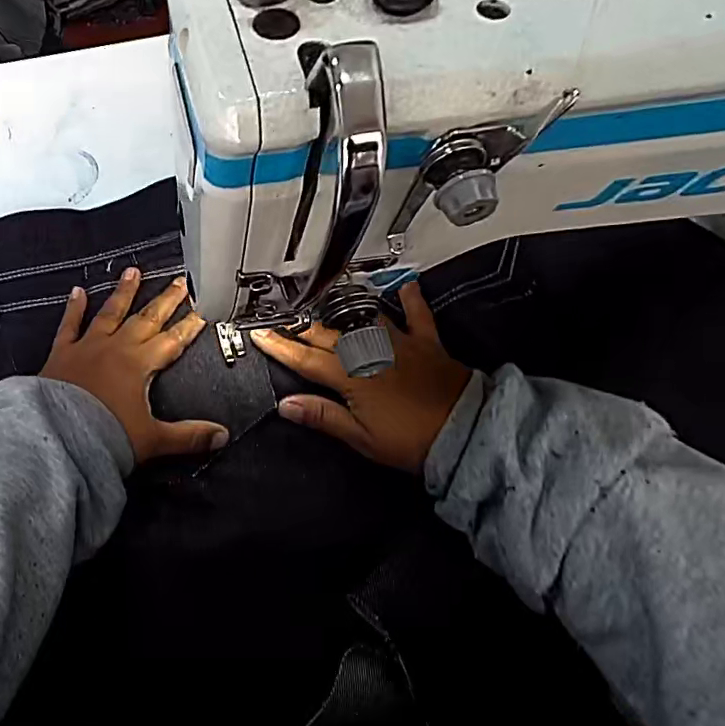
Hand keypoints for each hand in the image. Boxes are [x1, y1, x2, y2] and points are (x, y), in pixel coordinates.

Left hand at [41, 268, 229, 462]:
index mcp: (139, 365)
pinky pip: (70, 325)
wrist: (57, 436)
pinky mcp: (62, 354)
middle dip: (165, 300)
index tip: (201, 312)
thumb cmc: (103, 436)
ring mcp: (88, 347)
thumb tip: (220, 436)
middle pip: (147, 318)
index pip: (173, 340)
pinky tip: (77, 292)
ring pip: (110, 313)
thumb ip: (188, 436)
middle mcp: (115, 349)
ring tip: (133, 272)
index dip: (189, 326)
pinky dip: (74, 308)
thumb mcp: (153, 439)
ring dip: (124, 292)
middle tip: (178, 282)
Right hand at [250, 280, 472, 472]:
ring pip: (361, 321)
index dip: (280, 347)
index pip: (305, 359)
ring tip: (323, 311)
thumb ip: (322, 416)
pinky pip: (416, 315)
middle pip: (327, 336)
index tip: (259, 335)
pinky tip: (404, 286)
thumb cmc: (414, 439)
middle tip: (282, 324)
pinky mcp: (426, 344)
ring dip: (340, 316)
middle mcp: (371, 352)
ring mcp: (398, 344)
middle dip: (301, 330)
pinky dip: (409, 300)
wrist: (465, 431)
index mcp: (352, 376)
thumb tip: (287, 404)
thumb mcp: (361, 437)